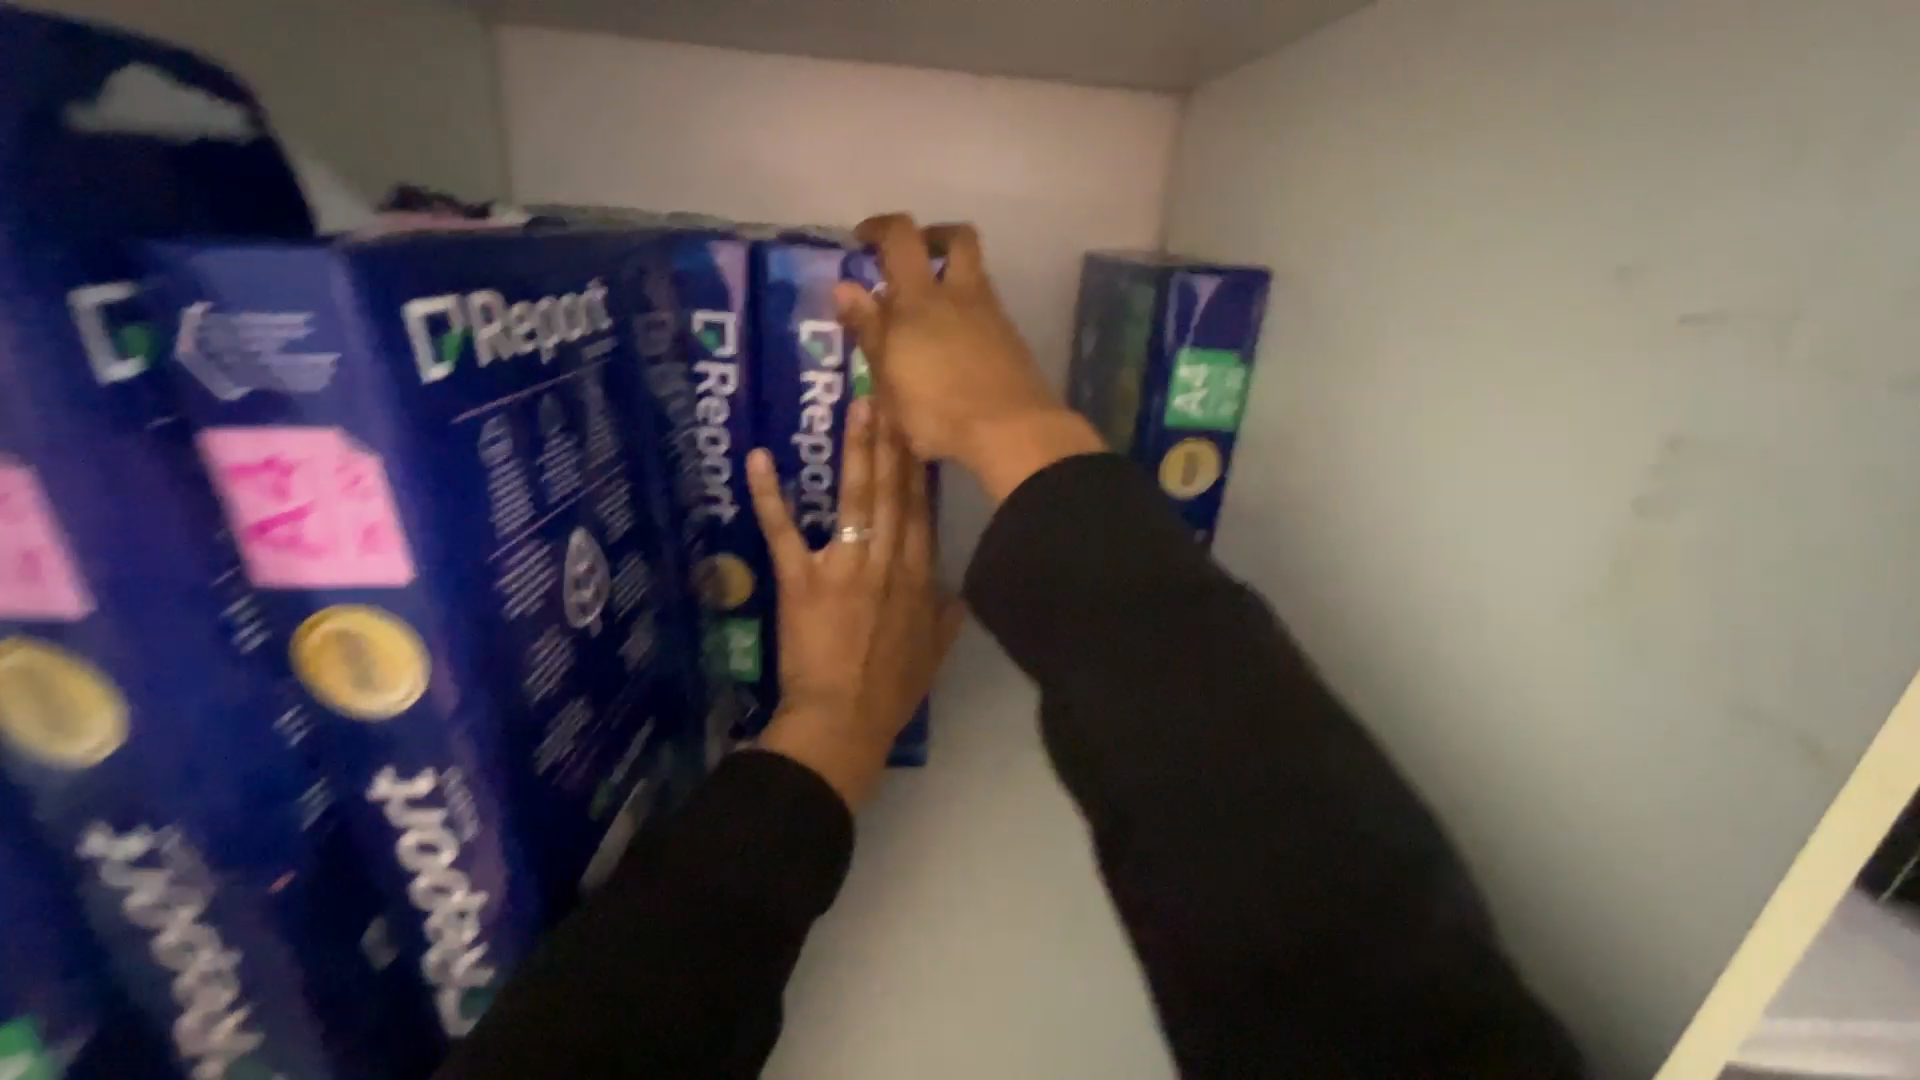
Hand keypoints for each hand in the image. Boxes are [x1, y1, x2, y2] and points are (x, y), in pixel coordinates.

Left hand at [746, 398, 961, 808]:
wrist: (845, 721)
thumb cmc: (890, 692)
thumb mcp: (933, 656)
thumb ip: (947, 619)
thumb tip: (961, 593)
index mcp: (917, 577)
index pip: (919, 510)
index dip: (917, 468)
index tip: (917, 430)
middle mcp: (886, 561)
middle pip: (891, 492)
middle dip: (891, 442)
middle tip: (888, 395)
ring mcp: (844, 566)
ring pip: (854, 499)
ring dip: (855, 451)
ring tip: (858, 408)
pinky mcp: (802, 579)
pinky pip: (784, 531)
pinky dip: (769, 496)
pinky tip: (759, 460)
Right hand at [835, 214, 1105, 502]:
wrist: (1011, 431)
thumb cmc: (937, 409)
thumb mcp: (888, 378)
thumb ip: (869, 329)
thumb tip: (844, 287)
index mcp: (921, 298)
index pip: (901, 237)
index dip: (880, 227)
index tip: (862, 239)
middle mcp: (961, 295)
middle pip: (957, 238)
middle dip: (933, 236)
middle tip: (912, 257)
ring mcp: (992, 316)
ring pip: (975, 274)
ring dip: (952, 278)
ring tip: (928, 312)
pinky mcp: (1011, 340)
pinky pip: (986, 309)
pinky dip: (967, 313)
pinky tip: (953, 346)